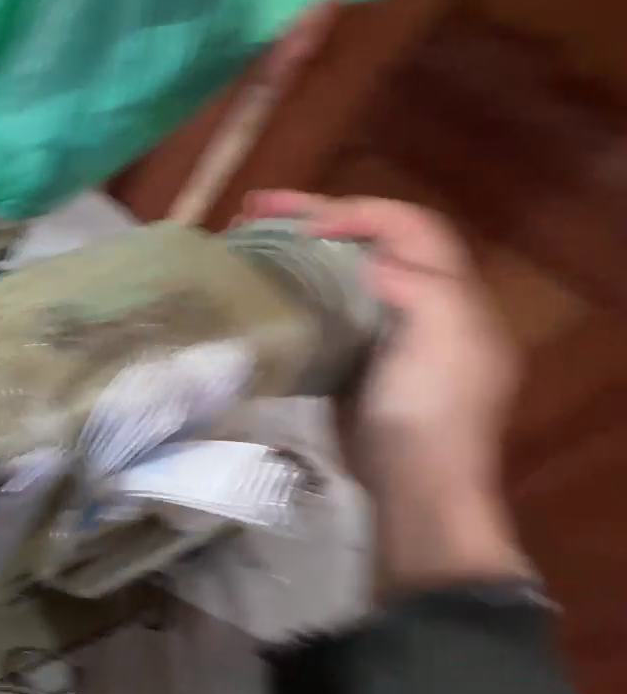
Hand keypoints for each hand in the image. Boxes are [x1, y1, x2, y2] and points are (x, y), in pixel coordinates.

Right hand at [240, 191, 531, 595]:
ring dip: (294, 252)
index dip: (353, 213)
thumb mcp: (442, 344)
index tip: (294, 220)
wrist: (412, 483)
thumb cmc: (429, 414)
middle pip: (367, 244)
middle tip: (251, 210)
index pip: (406, 229)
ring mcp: (378, 333)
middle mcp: (415, 303)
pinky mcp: (345, 361)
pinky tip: (255, 294)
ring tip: (245, 242)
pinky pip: (317, 311)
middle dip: (315, 218)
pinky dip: (286, 293)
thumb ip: (419, 289)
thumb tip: (364, 258)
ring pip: (337, 275)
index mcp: (448, 292)